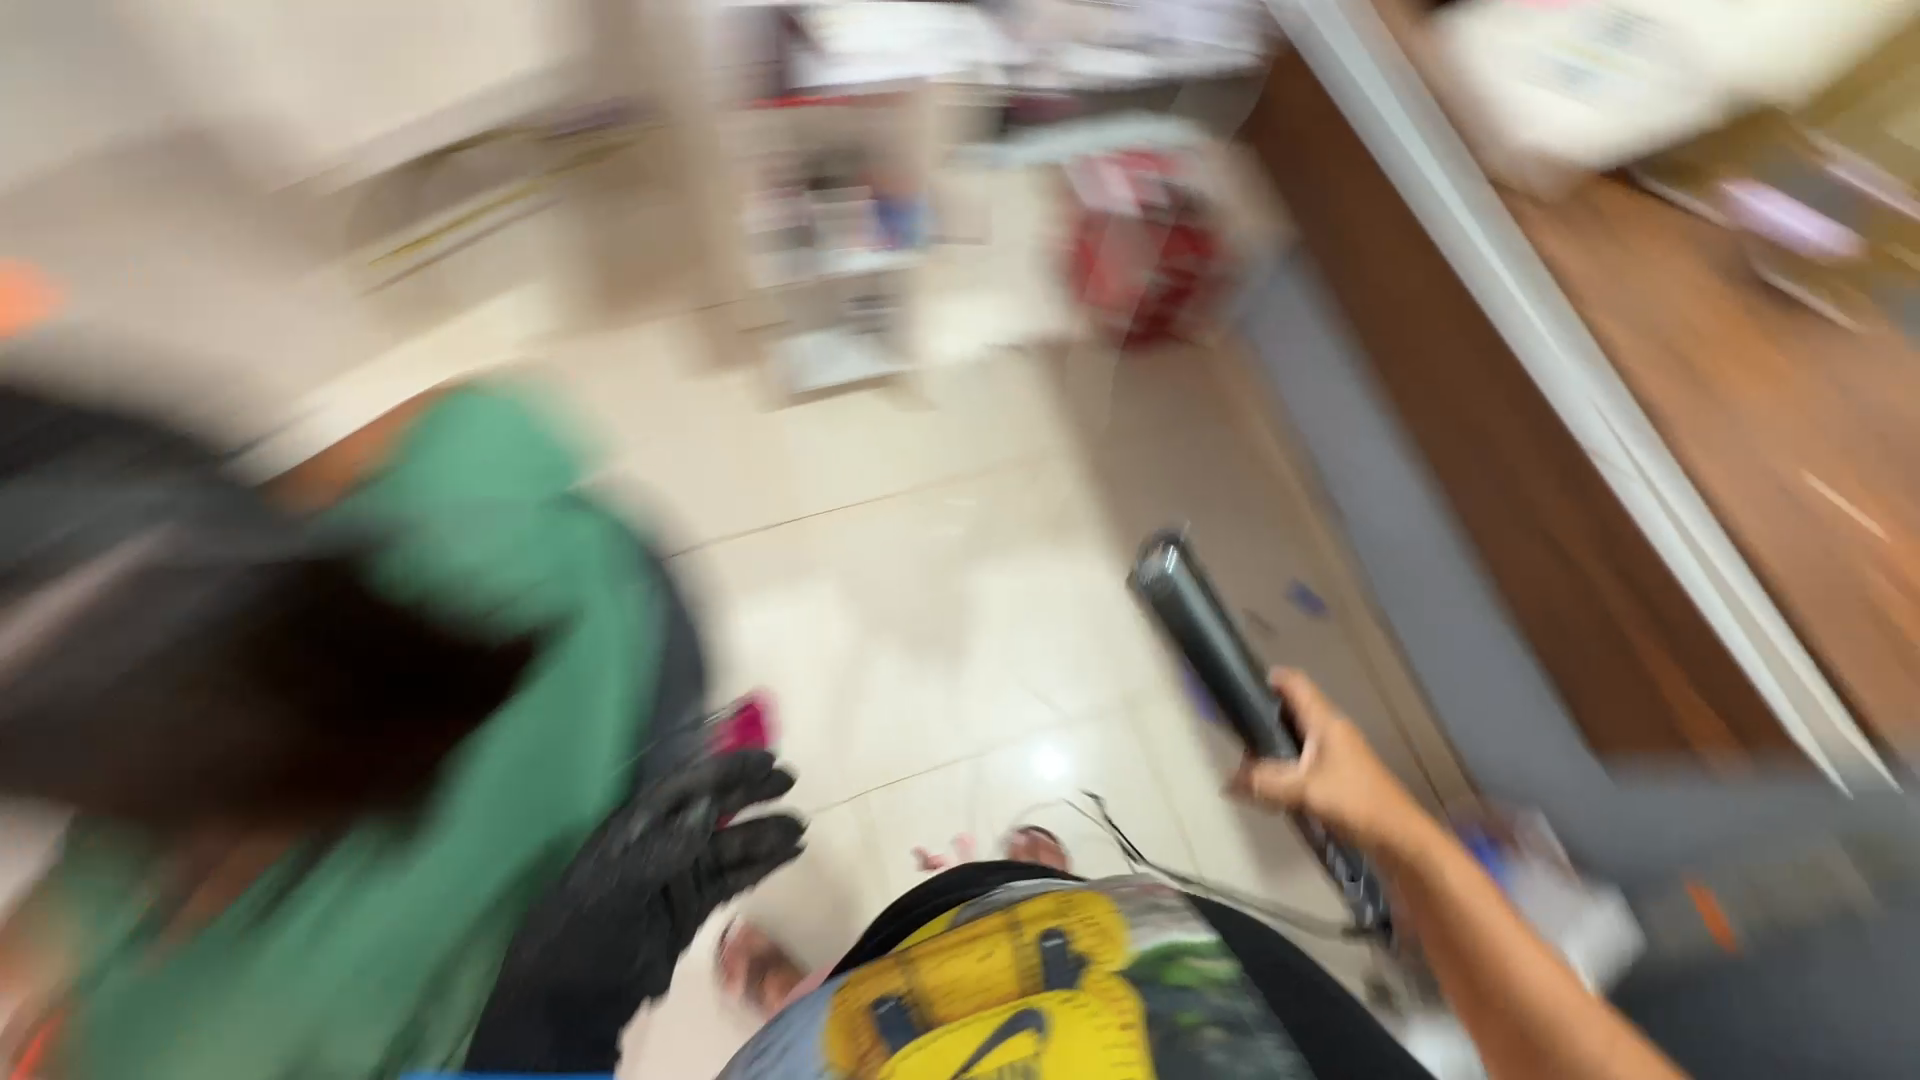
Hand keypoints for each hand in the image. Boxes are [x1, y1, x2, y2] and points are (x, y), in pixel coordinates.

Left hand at [467, 751, 804, 1071]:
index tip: (766, 760)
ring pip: (732, 844)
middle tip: (789, 781)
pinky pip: (736, 878)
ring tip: (799, 828)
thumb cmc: (583, 935)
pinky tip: (789, 854)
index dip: (726, 770)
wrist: (570, 1006)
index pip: (687, 788)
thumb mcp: (615, 889)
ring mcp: (680, 876)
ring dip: (765, 833)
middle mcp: (662, 844)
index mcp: (637, 829)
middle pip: (714, 808)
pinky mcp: (695, 906)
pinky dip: (763, 865)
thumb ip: (662, 848)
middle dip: (751, 793)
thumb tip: (706, 806)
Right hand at [1230, 669, 1433, 855]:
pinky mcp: (1342, 773)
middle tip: (1236, 726)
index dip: (1271, 677)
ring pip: (1300, 735)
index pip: (1296, 683)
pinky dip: (1288, 762)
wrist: (1400, 838)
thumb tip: (1228, 781)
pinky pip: (1307, 757)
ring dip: (1275, 741)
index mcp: (1326, 722)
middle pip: (1295, 708)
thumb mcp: (1303, 791)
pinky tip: (1274, 781)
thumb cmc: (1356, 802)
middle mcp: (1333, 729)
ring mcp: (1340, 751)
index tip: (1241, 684)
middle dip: (1266, 713)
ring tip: (1248, 755)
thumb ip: (1264, 783)